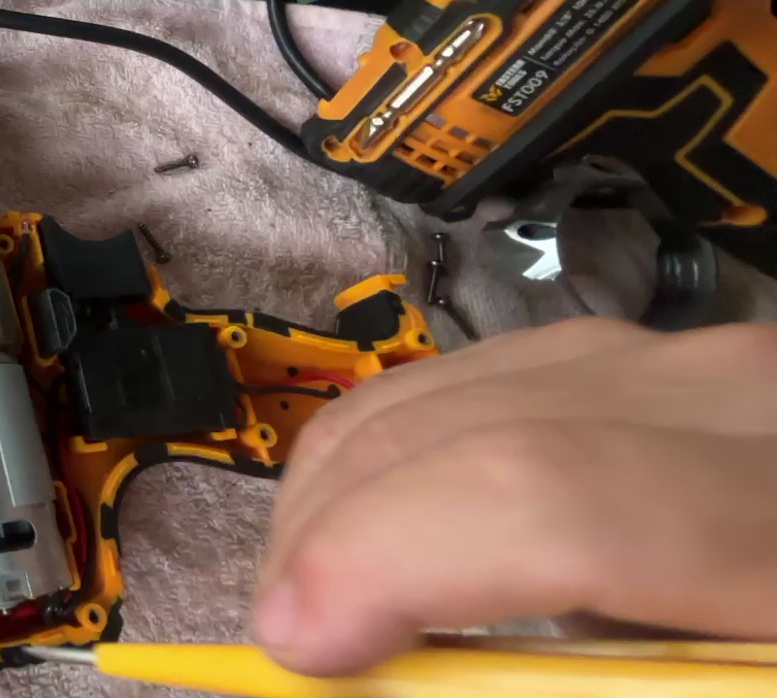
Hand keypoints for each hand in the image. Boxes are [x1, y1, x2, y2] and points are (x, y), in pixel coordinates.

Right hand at [251, 319, 776, 676]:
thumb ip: (548, 691)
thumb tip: (367, 673)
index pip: (548, 493)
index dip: (391, 560)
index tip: (297, 648)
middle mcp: (733, 394)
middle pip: (457, 435)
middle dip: (334, 536)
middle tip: (285, 634)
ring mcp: (658, 355)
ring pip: (423, 398)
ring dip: (333, 494)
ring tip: (309, 583)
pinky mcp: (601, 354)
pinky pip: (438, 389)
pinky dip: (371, 459)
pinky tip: (366, 522)